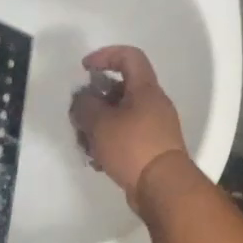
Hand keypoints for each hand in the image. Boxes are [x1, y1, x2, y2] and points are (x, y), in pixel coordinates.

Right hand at [69, 45, 188, 207]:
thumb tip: (82, 101)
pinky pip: (126, 139)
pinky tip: (98, 161)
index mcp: (145, 89)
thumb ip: (85, 106)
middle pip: (121, 91)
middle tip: (79, 117)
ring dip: (99, 127)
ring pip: (121, 118)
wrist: (163, 187)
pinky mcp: (152, 151)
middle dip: (95, 102)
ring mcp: (155, 129)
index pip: (129, 57)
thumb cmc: (132, 147)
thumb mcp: (101, 123)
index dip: (105, 55)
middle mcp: (154, 105)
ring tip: (85, 144)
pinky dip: (110, 145)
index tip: (85, 69)